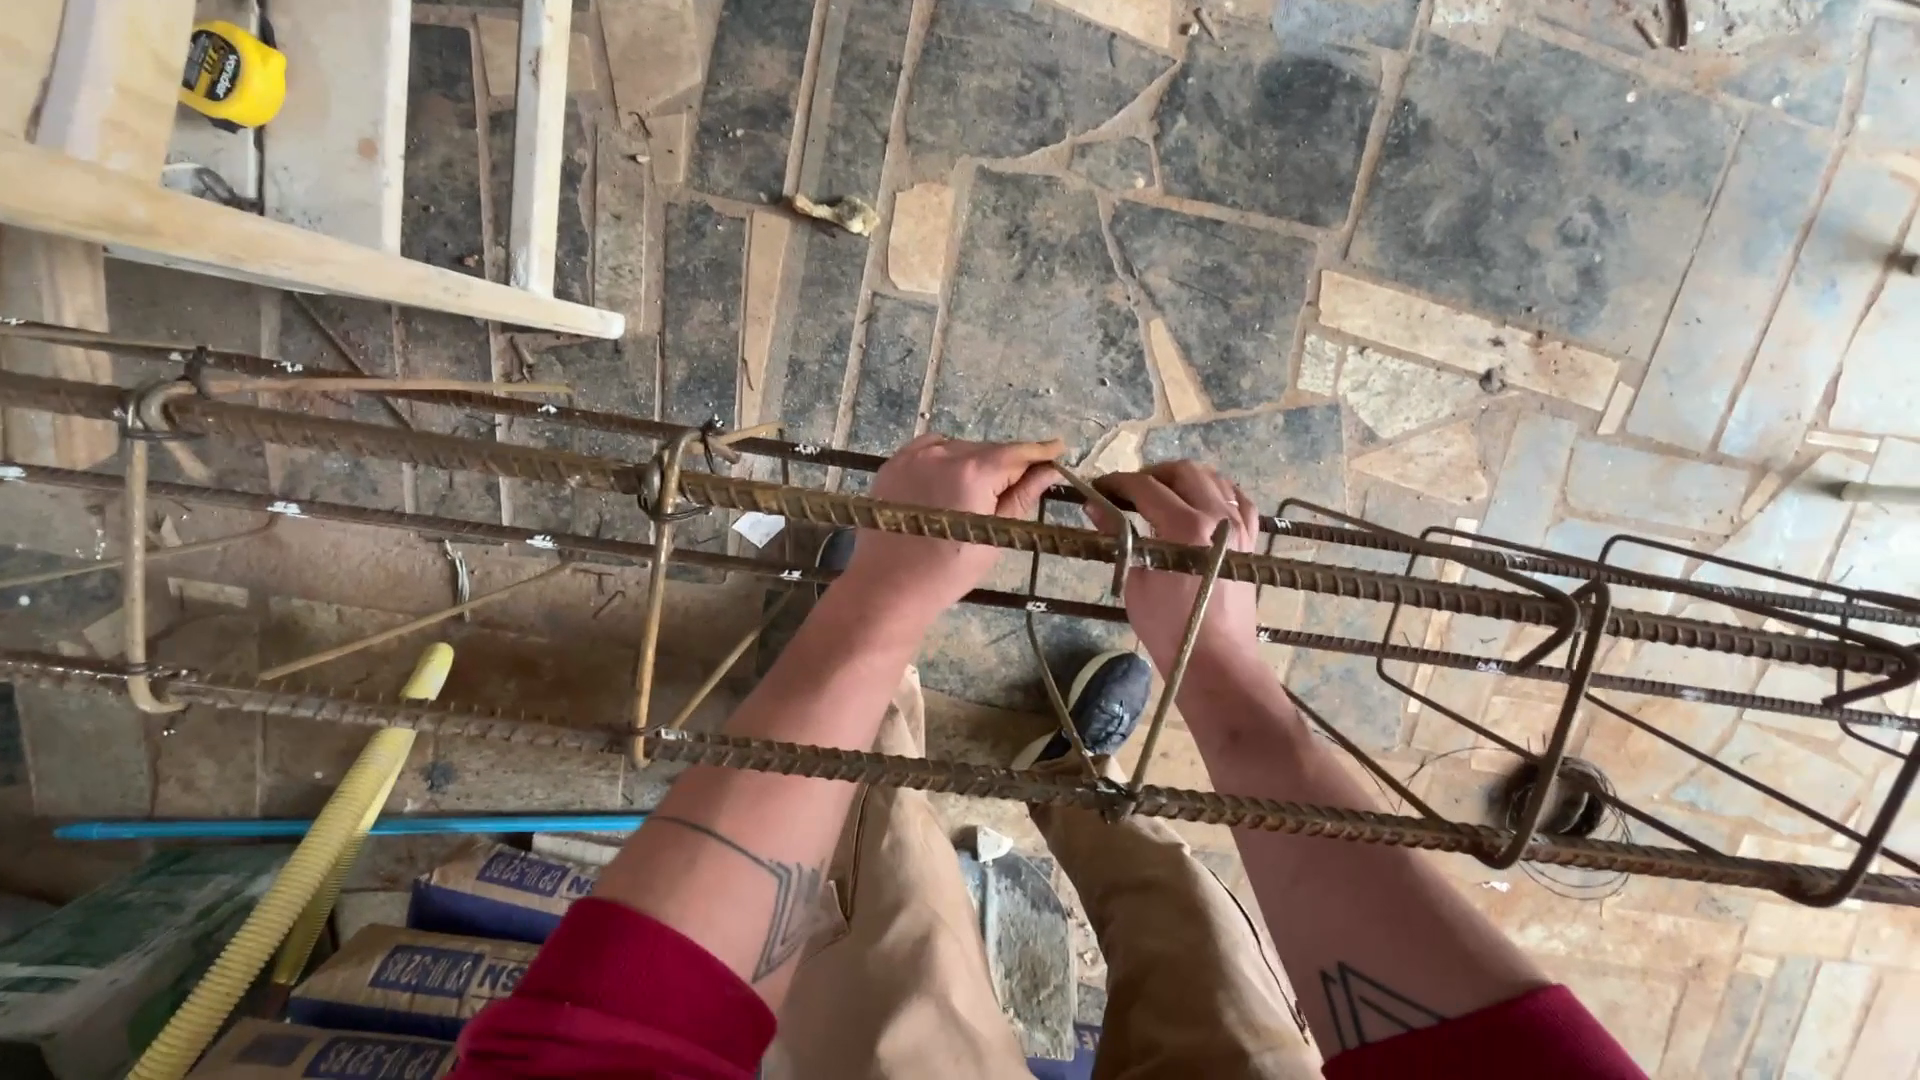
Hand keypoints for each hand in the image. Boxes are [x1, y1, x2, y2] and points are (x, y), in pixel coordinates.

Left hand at [838, 434, 1065, 625]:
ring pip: (959, 448)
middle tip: (1019, 484)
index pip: (1016, 452)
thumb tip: (1049, 470)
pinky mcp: (893, 464)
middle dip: (1006, 464)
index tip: (1059, 449)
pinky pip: (930, 450)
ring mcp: (913, 456)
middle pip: (987, 450)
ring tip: (977, 493)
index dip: (1040, 451)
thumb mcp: (993, 536)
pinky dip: (945, 460)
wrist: (888, 587)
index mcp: (972, 472)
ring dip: (974, 462)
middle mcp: (942, 454)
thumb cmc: (947, 572)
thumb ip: (1022, 496)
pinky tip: (948, 483)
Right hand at [1089, 462, 1261, 676]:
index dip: (1117, 483)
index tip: (1098, 487)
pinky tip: (1200, 502)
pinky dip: (1216, 493)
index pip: (1145, 487)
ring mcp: (1238, 527)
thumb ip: (1118, 536)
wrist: (1215, 659)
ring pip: (1213, 479)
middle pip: (1183, 472)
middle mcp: (1216, 518)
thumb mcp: (1134, 580)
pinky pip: (1237, 500)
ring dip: (1183, 479)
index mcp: (1184, 528)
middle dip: (1151, 474)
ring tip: (1160, 494)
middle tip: (1128, 492)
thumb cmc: (1167, 626)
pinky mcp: (1249, 541)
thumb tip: (1095, 507)